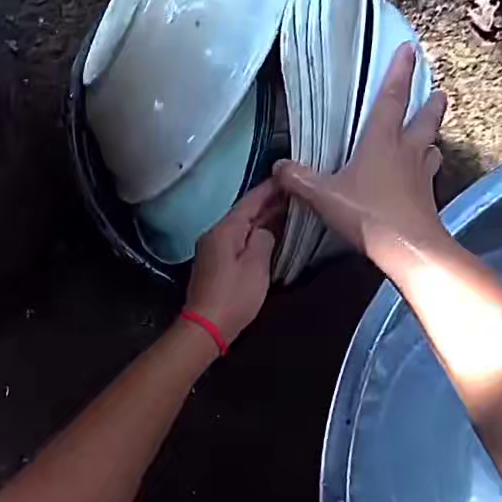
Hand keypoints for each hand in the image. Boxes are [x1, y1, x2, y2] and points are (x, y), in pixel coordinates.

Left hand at [184, 180, 281, 345]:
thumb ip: (264, 239)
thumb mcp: (256, 265)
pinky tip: (268, 237)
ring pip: (241, 227)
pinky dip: (253, 235)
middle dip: (269, 203)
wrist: (206, 326)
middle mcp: (215, 234)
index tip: (289, 175)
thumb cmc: (234, 295)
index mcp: (224, 230)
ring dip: (262, 219)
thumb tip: (265, 228)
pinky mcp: (214, 264)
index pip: (250, 201)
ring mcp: (212, 249)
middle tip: (296, 193)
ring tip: (288, 211)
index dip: (271, 188)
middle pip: (244, 213)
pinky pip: (236, 241)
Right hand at [274, 43, 450, 275]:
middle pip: (425, 119)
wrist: (407, 247)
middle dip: (430, 103)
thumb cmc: (367, 214)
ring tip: (427, 136)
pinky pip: (429, 174)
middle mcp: (408, 151)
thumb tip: (278, 166)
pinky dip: (425, 169)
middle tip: (436, 92)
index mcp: (383, 142)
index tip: (409, 49)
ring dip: (431, 137)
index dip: (399, 72)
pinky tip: (419, 176)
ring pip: (431, 146)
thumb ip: (299, 180)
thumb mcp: (324, 196)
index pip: (393, 98)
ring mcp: (422, 175)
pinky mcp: (427, 197)